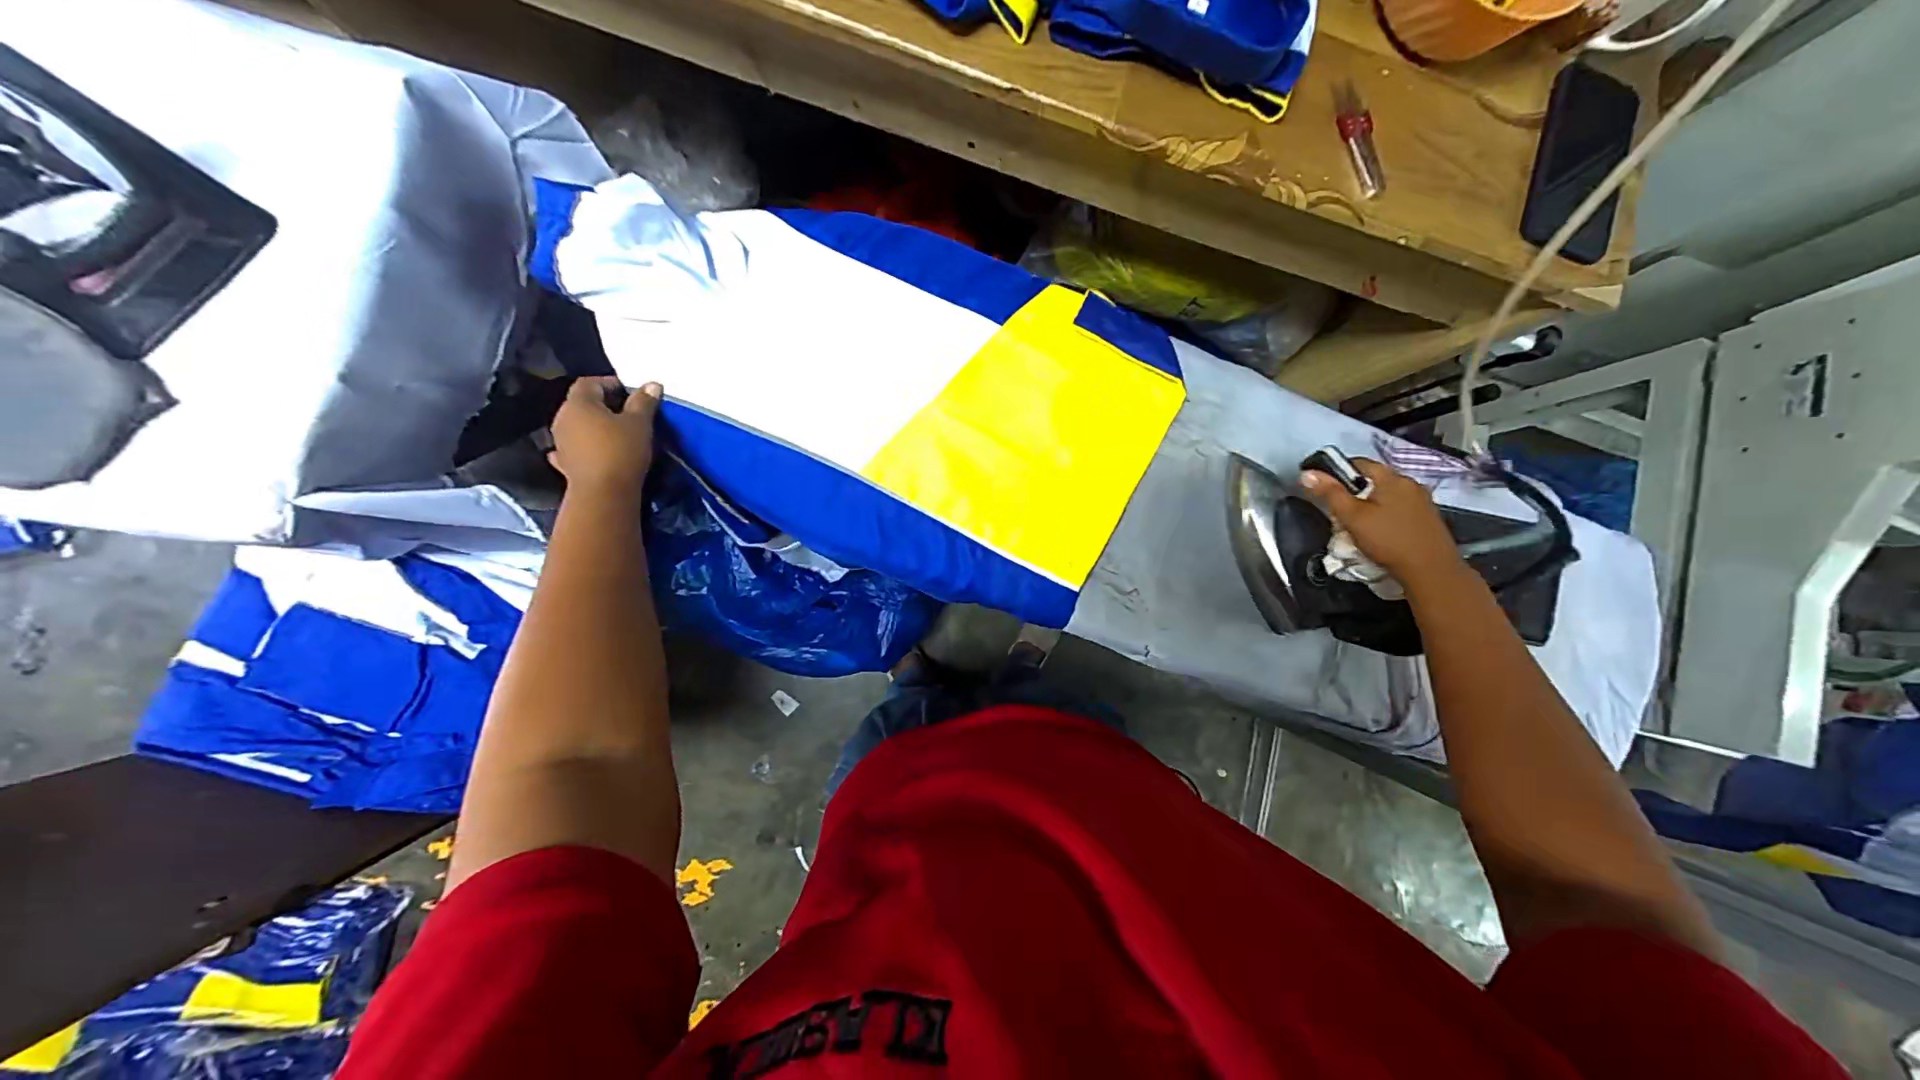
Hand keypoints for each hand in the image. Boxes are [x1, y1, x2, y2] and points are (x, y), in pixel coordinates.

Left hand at [548, 377, 660, 495]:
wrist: (603, 494)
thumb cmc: (621, 451)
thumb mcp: (640, 424)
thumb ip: (644, 402)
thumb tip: (652, 384)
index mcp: (578, 403)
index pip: (589, 382)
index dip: (609, 383)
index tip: (630, 392)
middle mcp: (563, 418)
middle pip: (581, 403)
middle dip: (602, 404)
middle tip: (627, 412)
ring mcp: (560, 442)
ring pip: (577, 425)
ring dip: (593, 426)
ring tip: (616, 433)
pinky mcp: (564, 464)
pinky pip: (573, 448)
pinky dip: (584, 446)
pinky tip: (593, 451)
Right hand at [1300, 458, 1463, 586]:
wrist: (1430, 570)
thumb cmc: (1388, 540)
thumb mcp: (1352, 517)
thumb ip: (1330, 493)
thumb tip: (1307, 473)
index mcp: (1393, 478)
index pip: (1360, 463)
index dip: (1338, 471)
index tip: (1325, 489)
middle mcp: (1411, 484)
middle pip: (1374, 480)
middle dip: (1354, 491)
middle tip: (1339, 512)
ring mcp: (1423, 501)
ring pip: (1387, 495)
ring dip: (1370, 504)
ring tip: (1358, 524)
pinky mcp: (1428, 517)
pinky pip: (1399, 508)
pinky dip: (1385, 514)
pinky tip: (1380, 532)